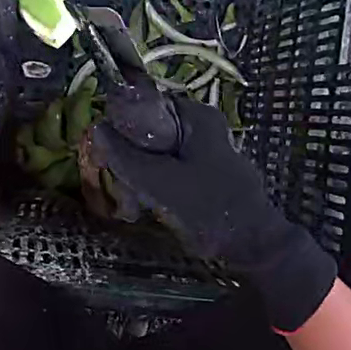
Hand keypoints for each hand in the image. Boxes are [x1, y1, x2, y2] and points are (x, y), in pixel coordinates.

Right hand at [91, 98, 335, 330]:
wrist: (254, 245)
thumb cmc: (210, 208)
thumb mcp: (161, 183)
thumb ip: (127, 157)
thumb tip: (96, 128)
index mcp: (196, 117)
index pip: (146, 104)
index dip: (121, 125)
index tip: (106, 152)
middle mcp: (202, 125)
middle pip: (150, 130)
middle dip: (130, 157)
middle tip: (119, 186)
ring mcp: (205, 148)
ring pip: (157, 151)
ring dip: (140, 175)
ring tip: (132, 204)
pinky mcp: (206, 171)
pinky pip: (170, 167)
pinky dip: (155, 183)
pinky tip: (145, 207)